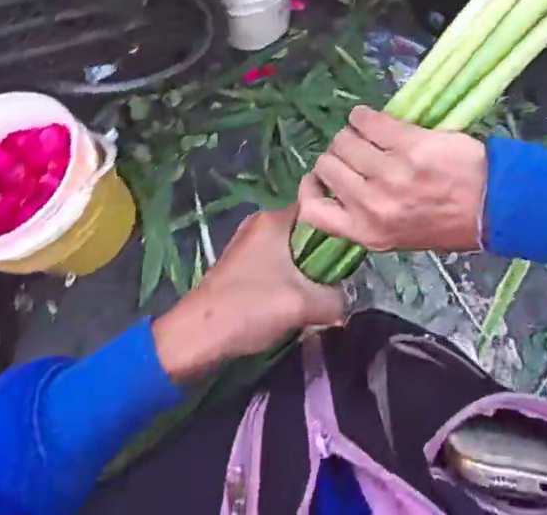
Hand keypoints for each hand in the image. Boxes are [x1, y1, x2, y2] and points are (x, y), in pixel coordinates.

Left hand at [151, 206, 344, 380]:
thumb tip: (349, 299)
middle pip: (308, 228)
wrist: (192, 340)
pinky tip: (295, 296)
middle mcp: (262, 221)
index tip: (354, 249)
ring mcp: (249, 242)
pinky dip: (290, 275)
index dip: (341, 226)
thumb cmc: (247, 309)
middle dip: (325, 251)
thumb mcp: (303, 305)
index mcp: (275, 218)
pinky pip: (278, 260)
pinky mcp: (241, 263)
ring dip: (307, 267)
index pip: (321, 207)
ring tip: (320, 288)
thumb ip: (336, 298)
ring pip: (293, 247)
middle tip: (339, 274)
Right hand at [296, 106, 487, 252]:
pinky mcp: (408, 145)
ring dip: (351, 132)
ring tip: (365, 131)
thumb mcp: (399, 236)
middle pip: (329, 165)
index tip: (320, 177)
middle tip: (356, 149)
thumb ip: (369, 218)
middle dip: (338, 154)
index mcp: (367, 233)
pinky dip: (364, 116)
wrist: (491, 204)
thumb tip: (344, 190)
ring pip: (345, 141)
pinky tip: (368, 116)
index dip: (311, 188)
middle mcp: (371, 204)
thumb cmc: (449, 221)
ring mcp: (389, 173)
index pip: (313, 212)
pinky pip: (369, 122)